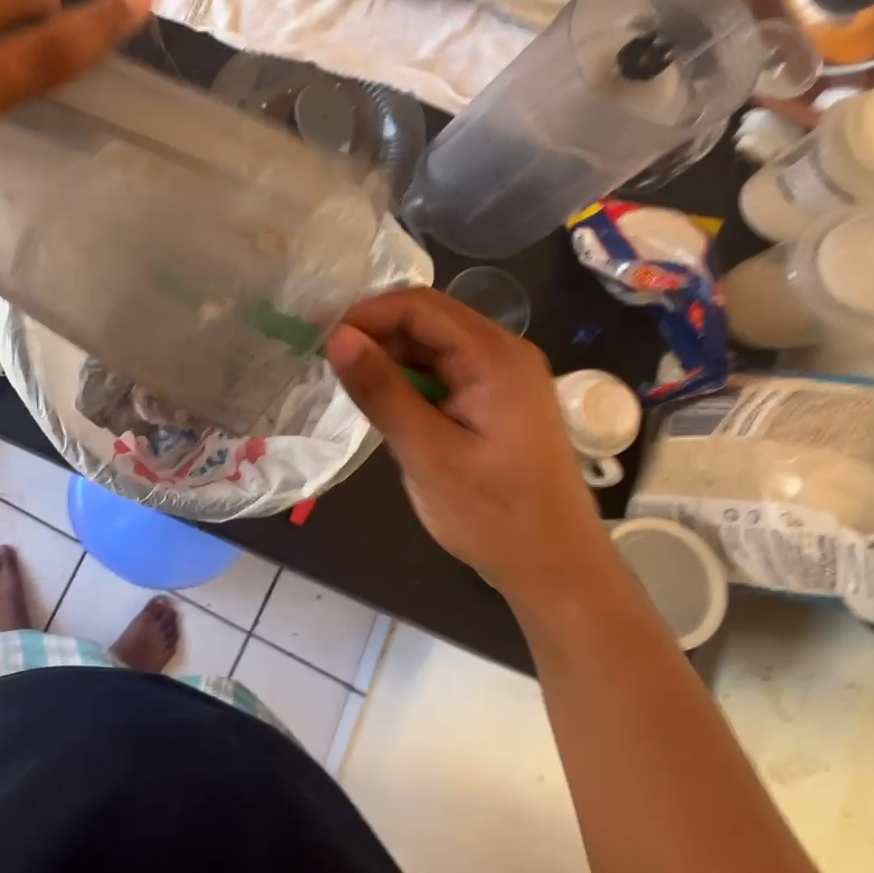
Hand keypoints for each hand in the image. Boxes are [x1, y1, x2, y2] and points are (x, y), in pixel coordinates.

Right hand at [325, 288, 615, 605]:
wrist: (553, 566)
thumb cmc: (491, 513)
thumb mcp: (426, 452)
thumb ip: (381, 390)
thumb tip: (336, 338)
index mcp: (494, 358)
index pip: (419, 307)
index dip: (365, 315)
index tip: (320, 341)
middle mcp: (504, 354)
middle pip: (427, 319)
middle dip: (373, 333)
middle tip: (326, 364)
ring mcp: (503, 377)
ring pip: (432, 344)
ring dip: (388, 356)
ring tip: (348, 386)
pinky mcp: (496, 400)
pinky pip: (443, 370)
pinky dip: (408, 378)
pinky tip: (383, 403)